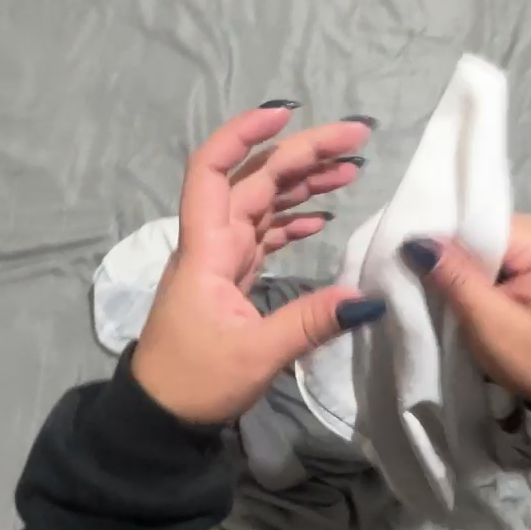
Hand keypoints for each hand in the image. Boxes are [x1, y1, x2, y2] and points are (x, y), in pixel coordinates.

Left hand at [132, 103, 386, 423]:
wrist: (162, 414)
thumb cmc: (196, 380)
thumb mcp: (256, 354)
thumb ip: (311, 323)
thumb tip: (368, 299)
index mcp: (207, 248)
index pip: (213, 170)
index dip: (244, 134)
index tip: (287, 114)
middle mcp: (213, 242)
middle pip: (255, 179)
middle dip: (303, 153)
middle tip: (359, 140)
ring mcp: (224, 258)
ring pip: (263, 203)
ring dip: (304, 183)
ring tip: (352, 170)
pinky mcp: (234, 277)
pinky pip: (266, 234)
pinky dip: (294, 221)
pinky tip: (323, 216)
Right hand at [401, 214, 530, 404]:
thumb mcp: (492, 324)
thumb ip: (455, 279)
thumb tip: (414, 241)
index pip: (478, 224)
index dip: (444, 243)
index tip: (415, 267)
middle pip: (484, 234)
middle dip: (455, 259)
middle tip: (430, 287)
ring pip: (490, 249)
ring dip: (468, 271)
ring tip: (450, 295)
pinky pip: (504, 261)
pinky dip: (485, 278)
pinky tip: (473, 297)